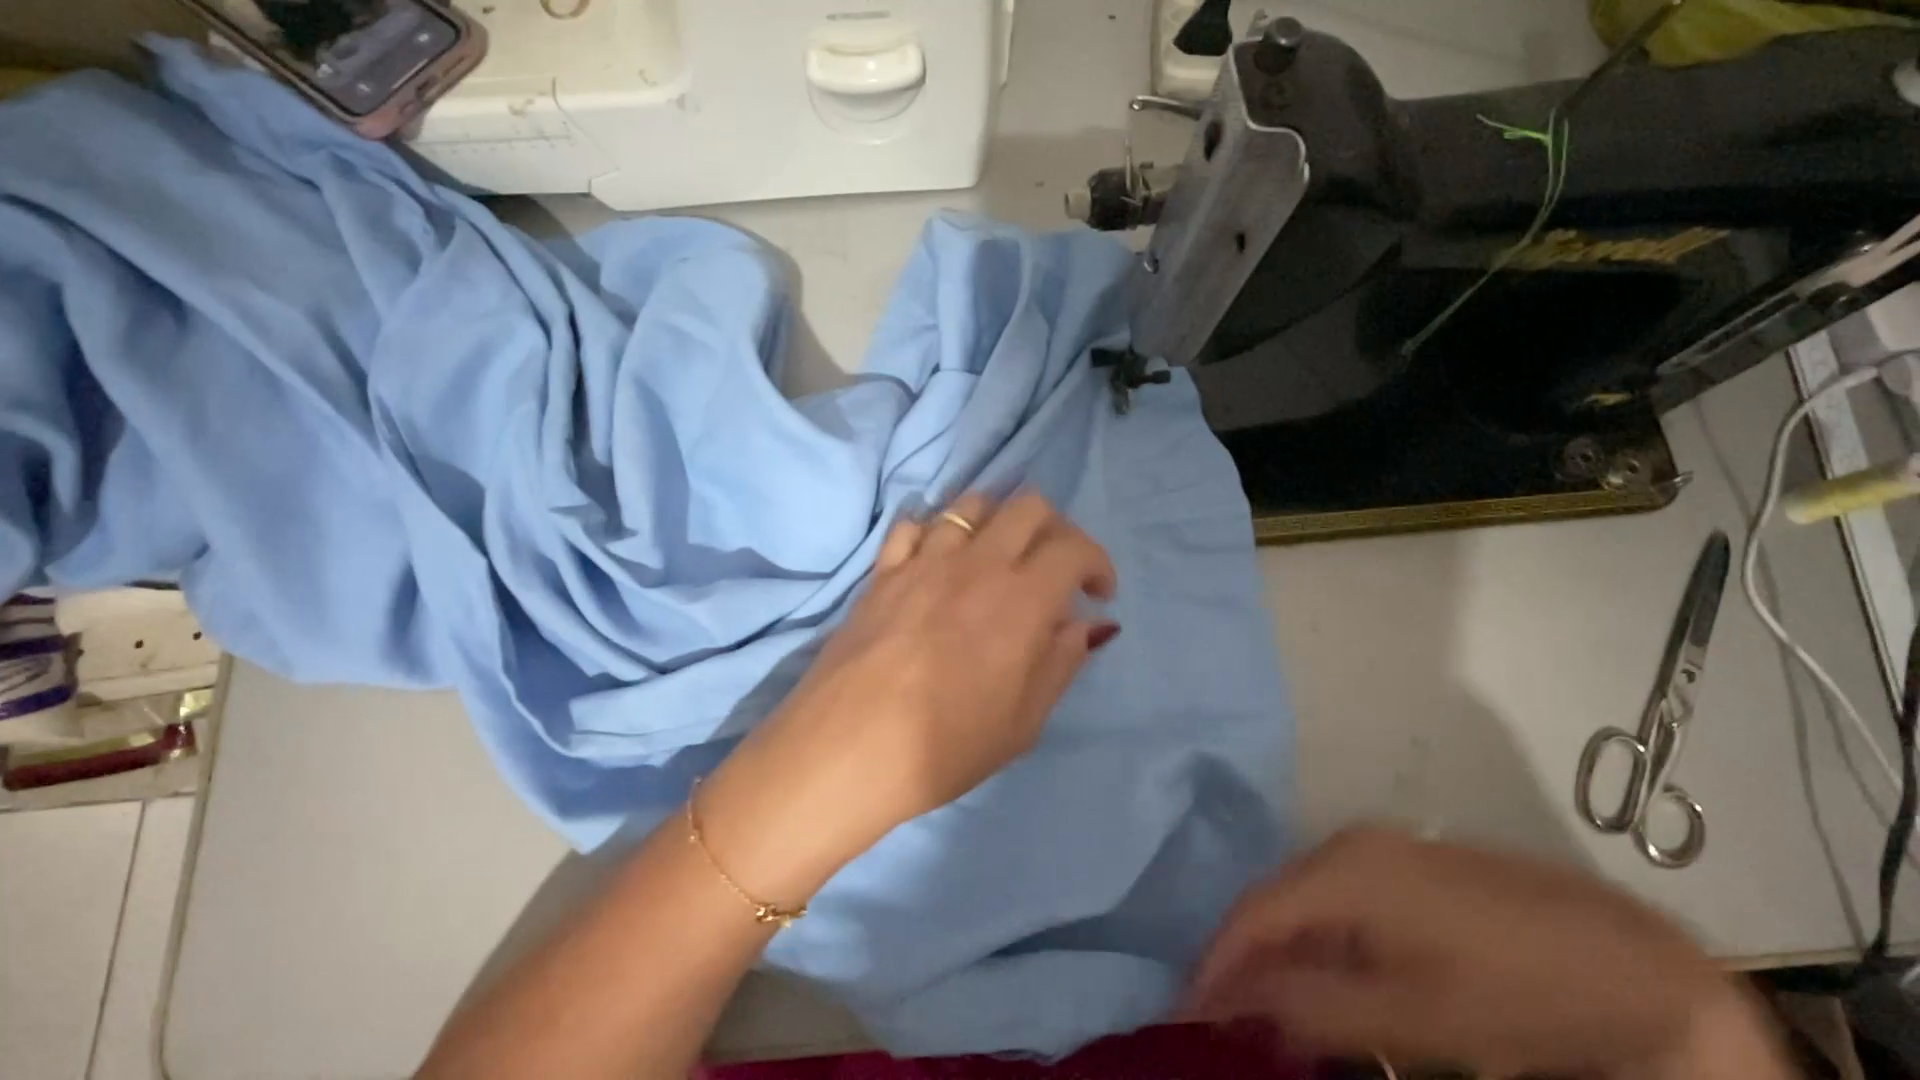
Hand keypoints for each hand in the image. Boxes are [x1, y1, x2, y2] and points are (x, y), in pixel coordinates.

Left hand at [694, 492, 1117, 905]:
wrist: (846, 749)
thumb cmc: (944, 748)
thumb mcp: (1022, 724)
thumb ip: (1059, 664)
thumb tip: (1081, 626)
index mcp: (1021, 599)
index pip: (1073, 548)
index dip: (1097, 563)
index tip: (1098, 594)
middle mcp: (976, 564)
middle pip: (1028, 507)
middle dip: (1055, 530)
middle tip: (1054, 570)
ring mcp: (922, 561)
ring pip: (971, 504)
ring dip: (998, 523)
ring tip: (998, 560)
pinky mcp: (881, 572)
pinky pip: (913, 525)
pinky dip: (936, 530)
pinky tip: (938, 561)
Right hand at [1186, 828, 1789, 1079]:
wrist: (1639, 970)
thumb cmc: (1515, 993)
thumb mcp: (1408, 1016)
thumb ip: (1307, 1005)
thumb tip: (1228, 1001)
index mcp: (1344, 867)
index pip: (1251, 914)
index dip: (1214, 966)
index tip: (1184, 1014)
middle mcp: (1352, 843)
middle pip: (1273, 902)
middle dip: (1243, 960)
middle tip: (1220, 1015)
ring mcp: (1387, 848)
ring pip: (1305, 900)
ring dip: (1282, 953)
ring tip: (1265, 1005)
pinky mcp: (1414, 865)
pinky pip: (1341, 899)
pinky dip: (1321, 941)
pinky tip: (1325, 979)